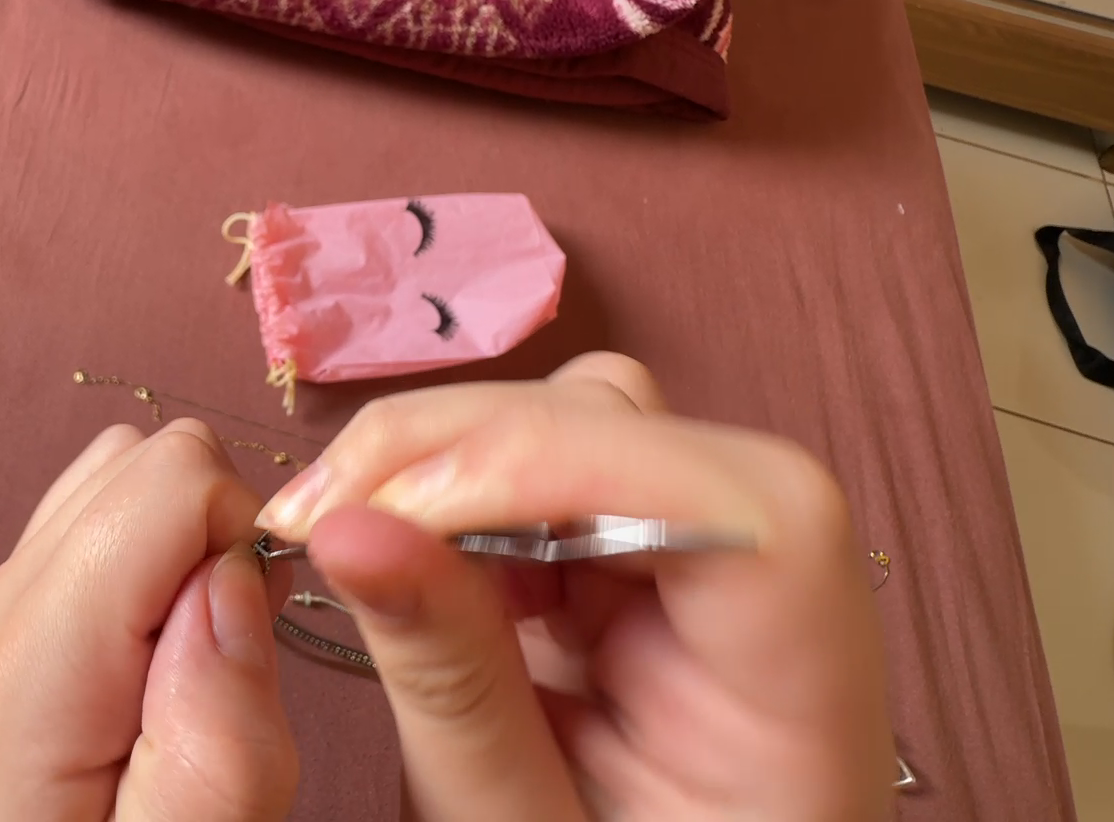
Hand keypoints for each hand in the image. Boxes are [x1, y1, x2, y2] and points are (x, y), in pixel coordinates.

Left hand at [0, 420, 297, 820]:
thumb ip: (219, 726)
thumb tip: (236, 574)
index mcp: (37, 649)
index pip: (172, 476)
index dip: (242, 535)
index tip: (256, 627)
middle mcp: (6, 593)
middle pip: (149, 456)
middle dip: (220, 528)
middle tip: (226, 645)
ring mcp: (1, 591)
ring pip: (125, 469)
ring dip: (189, 532)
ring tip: (192, 643)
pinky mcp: (14, 603)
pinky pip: (100, 510)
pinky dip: (155, 541)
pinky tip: (155, 634)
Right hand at [257, 353, 894, 820]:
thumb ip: (444, 679)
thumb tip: (342, 527)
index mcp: (797, 698)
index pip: (745, 506)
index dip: (564, 464)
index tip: (398, 514)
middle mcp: (752, 586)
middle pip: (625, 426)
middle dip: (450, 447)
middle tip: (316, 510)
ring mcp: (675, 544)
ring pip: (566, 413)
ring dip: (436, 453)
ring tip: (348, 522)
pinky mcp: (609, 533)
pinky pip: (523, 452)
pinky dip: (436, 477)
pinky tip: (393, 539)